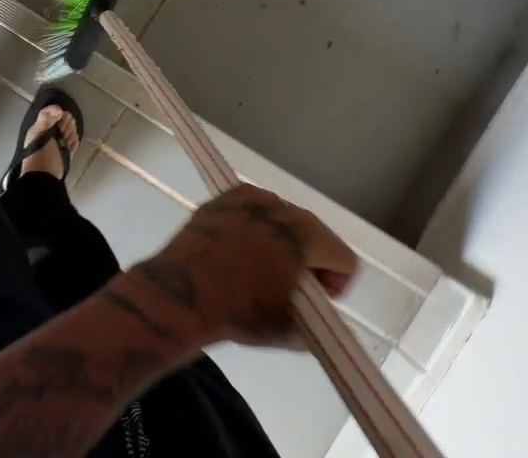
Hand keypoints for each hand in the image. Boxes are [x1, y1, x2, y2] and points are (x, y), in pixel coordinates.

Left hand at [125, 184, 358, 349]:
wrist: (183, 293)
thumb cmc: (241, 311)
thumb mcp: (295, 330)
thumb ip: (321, 321)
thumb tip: (320, 316)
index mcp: (306, 235)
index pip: (343, 258)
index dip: (335, 284)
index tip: (314, 300)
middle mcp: (280, 207)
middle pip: (315, 234)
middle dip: (309, 261)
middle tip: (288, 286)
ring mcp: (247, 198)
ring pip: (283, 219)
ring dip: (281, 241)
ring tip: (260, 268)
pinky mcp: (220, 198)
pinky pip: (251, 209)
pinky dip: (253, 225)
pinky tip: (239, 248)